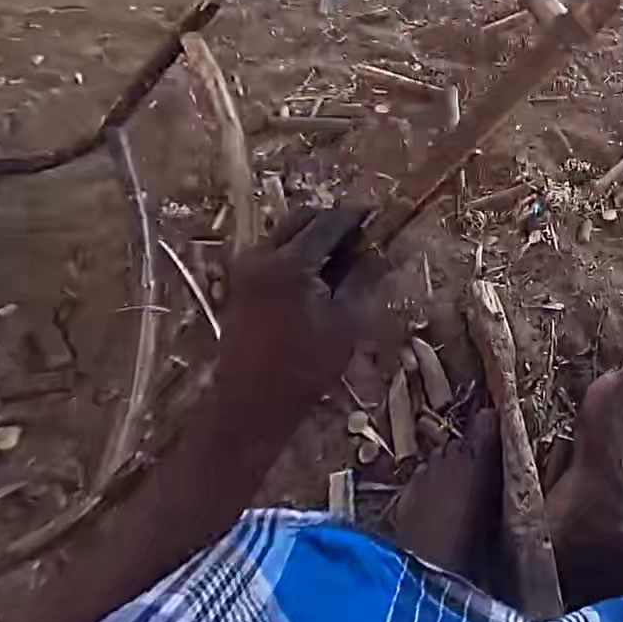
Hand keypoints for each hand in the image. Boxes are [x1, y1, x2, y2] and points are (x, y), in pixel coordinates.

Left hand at [214, 208, 387, 424]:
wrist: (251, 404)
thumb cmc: (305, 365)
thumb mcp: (346, 320)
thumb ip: (363, 278)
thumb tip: (381, 251)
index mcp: (291, 262)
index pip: (329, 222)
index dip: (356, 218)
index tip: (377, 218)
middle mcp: (263, 255)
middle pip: (303, 219)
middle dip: (332, 221)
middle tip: (360, 236)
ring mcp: (247, 267)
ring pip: (285, 232)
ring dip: (313, 234)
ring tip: (341, 256)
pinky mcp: (241, 282)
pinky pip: (273, 250)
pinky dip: (297, 250)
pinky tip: (317, 272)